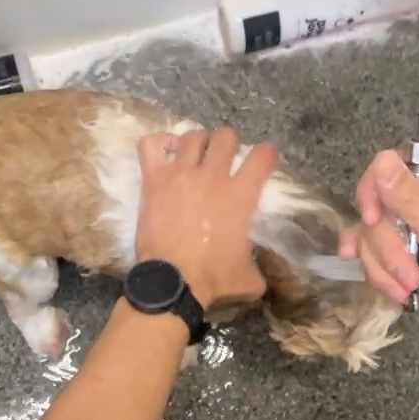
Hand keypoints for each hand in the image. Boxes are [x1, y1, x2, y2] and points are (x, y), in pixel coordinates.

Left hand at [135, 129, 273, 309]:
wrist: (174, 283)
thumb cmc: (214, 279)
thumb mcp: (250, 276)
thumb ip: (258, 263)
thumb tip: (258, 267)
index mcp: (241, 195)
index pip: (263, 155)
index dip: (266, 155)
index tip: (263, 163)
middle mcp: (213, 176)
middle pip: (225, 137)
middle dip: (229, 145)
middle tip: (224, 160)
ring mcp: (181, 174)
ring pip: (193, 136)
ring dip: (199, 143)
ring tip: (197, 156)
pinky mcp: (154, 180)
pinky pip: (152, 144)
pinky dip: (160, 142)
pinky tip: (167, 152)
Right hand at [344, 150, 418, 327]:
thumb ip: (409, 197)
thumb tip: (380, 158)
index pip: (387, 170)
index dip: (372, 196)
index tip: (372, 221)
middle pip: (377, 211)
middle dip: (386, 249)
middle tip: (409, 275)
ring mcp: (414, 224)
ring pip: (372, 238)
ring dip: (384, 267)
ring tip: (407, 288)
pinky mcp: (408, 250)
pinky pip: (378, 256)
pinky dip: (382, 274)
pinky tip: (392, 288)